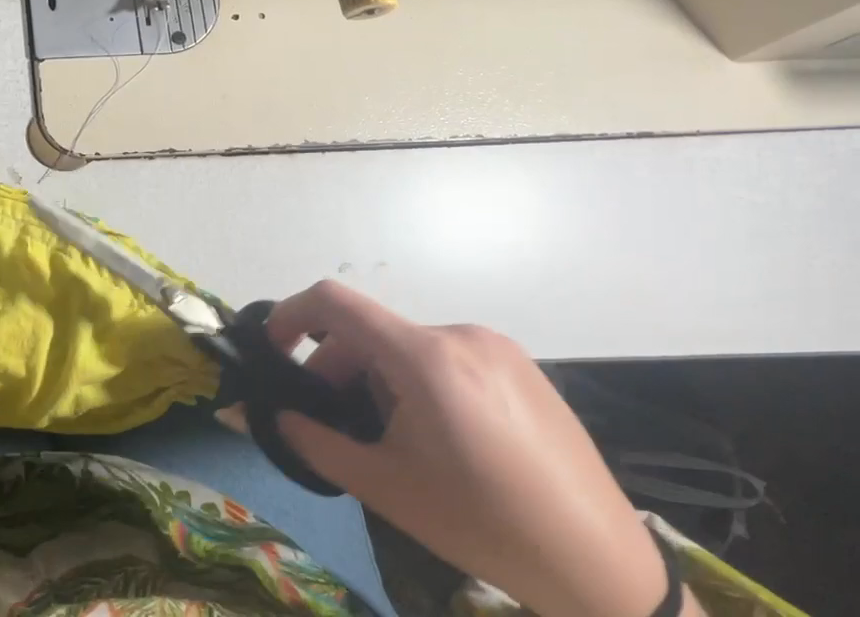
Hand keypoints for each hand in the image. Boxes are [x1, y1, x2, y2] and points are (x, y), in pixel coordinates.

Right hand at [266, 281, 677, 616]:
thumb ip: (312, 441)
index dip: (289, 315)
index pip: (334, 302)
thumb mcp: (382, 485)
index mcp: (425, 356)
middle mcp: (461, 335)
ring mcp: (499, 349)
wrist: (599, 564)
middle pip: (371, 330)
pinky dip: (416, 380)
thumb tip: (268, 415)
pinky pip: (446, 357)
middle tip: (330, 419)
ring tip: (387, 434)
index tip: (272, 351)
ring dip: (376, 376)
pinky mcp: (524, 368)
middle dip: (335, 366)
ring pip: (407, 345)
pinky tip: (435, 435)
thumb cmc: (480, 521)